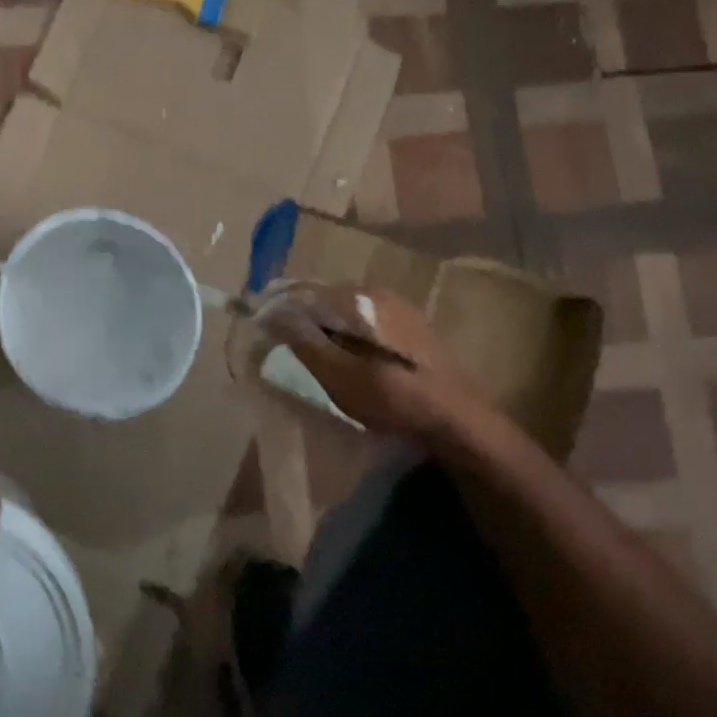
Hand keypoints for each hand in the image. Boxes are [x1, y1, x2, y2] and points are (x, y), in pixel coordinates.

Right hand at [254, 284, 484, 443]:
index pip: (303, 291)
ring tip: (299, 346)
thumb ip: (304, 341)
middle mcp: (378, 293)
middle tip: (271, 335)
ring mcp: (398, 309)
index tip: (254, 322)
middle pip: (322, 296)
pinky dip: (340, 330)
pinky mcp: (408, 328)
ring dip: (318, 322)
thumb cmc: (397, 400)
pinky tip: (335, 352)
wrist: (461, 425)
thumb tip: (270, 313)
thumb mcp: (340, 376)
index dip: (276, 306)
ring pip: (341, 308)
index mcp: (360, 298)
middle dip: (295, 312)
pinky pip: (360, 320)